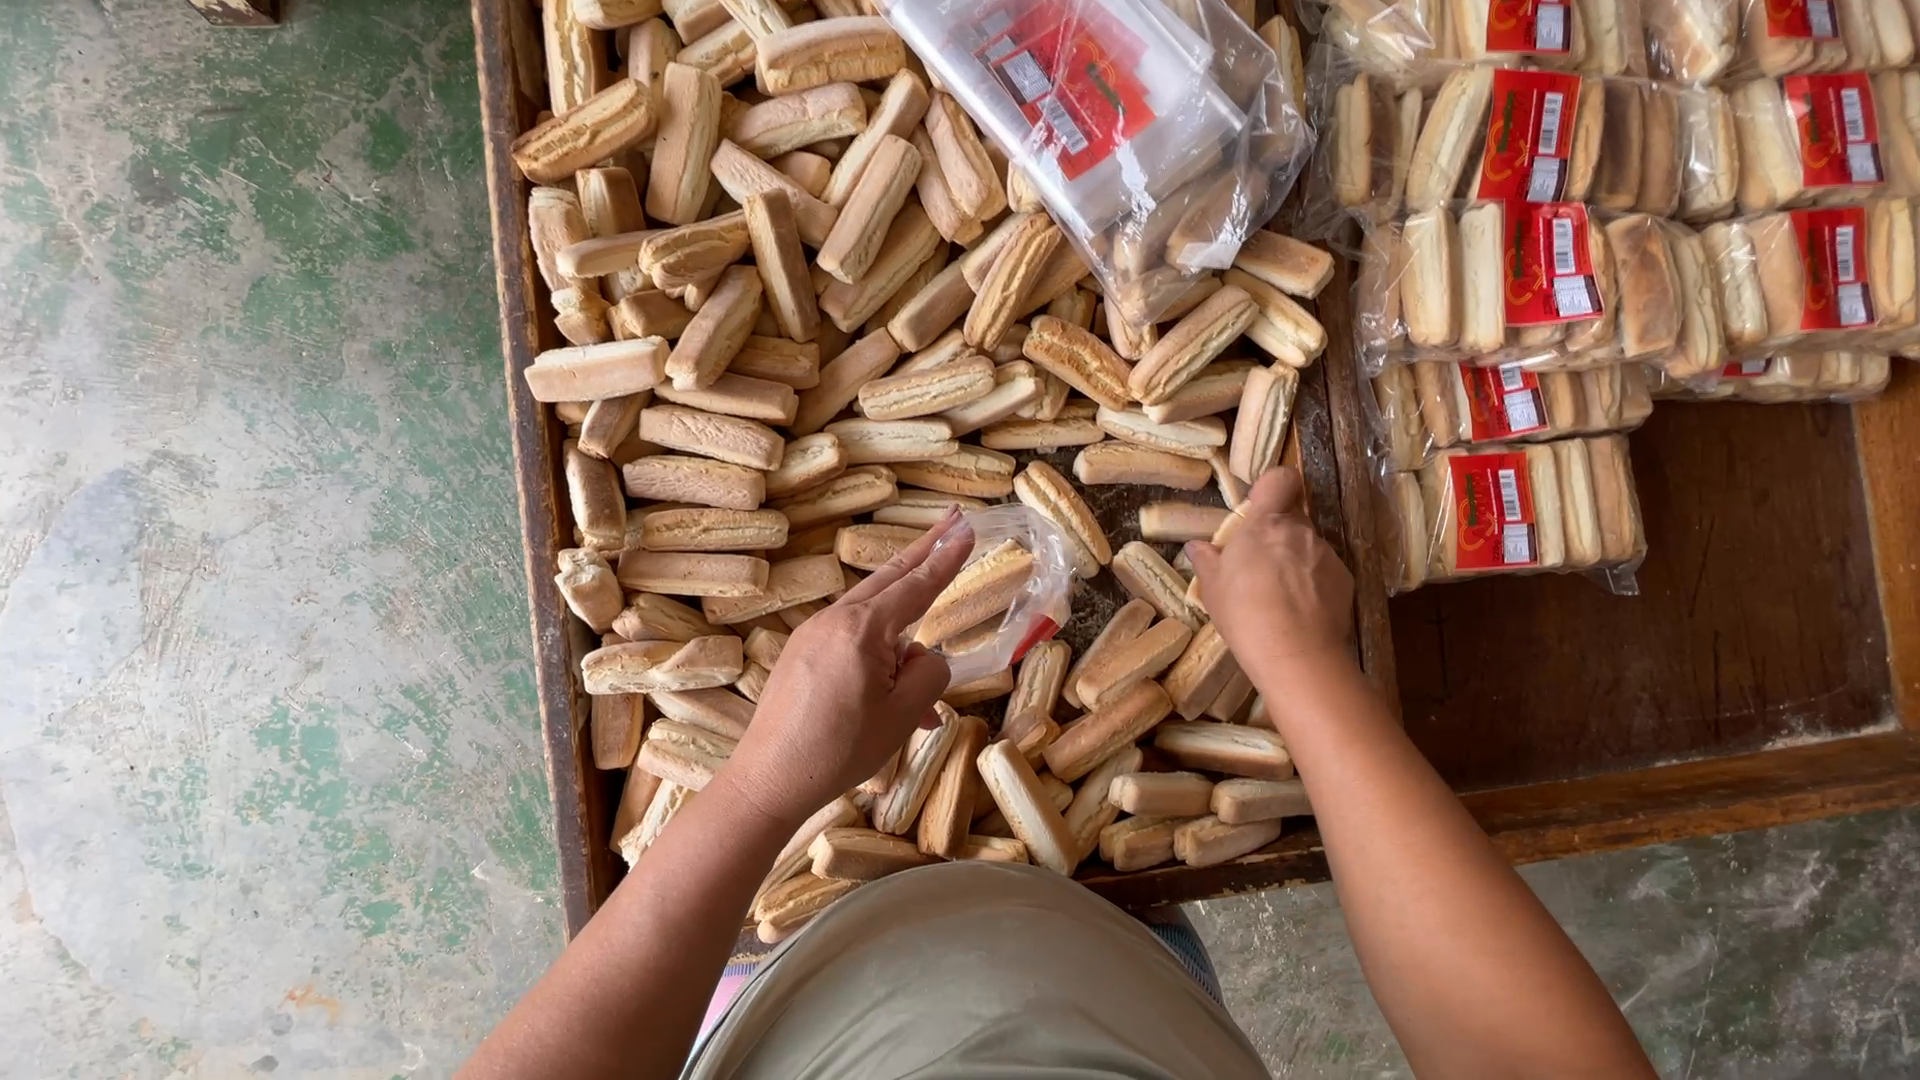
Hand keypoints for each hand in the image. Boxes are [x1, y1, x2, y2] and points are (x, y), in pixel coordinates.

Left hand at [720, 511, 974, 827]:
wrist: (769, 780)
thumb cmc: (841, 749)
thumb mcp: (903, 714)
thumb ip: (930, 673)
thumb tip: (921, 657)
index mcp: (863, 628)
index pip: (917, 585)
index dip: (947, 558)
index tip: (967, 528)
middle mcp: (835, 619)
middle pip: (890, 577)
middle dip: (925, 549)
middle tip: (952, 520)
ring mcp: (813, 634)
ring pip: (872, 619)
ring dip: (903, 635)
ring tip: (915, 694)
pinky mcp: (801, 653)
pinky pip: (850, 642)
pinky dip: (877, 659)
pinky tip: (886, 704)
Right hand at [1186, 468, 1354, 680]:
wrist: (1294, 654)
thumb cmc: (1243, 612)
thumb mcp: (1212, 588)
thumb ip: (1207, 560)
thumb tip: (1197, 546)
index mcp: (1265, 524)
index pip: (1280, 480)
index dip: (1272, 487)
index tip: (1259, 507)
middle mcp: (1300, 531)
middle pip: (1291, 518)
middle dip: (1278, 534)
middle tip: (1259, 565)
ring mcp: (1327, 554)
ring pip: (1308, 546)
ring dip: (1295, 560)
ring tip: (1280, 595)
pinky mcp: (1345, 580)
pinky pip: (1324, 571)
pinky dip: (1313, 583)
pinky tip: (1300, 610)